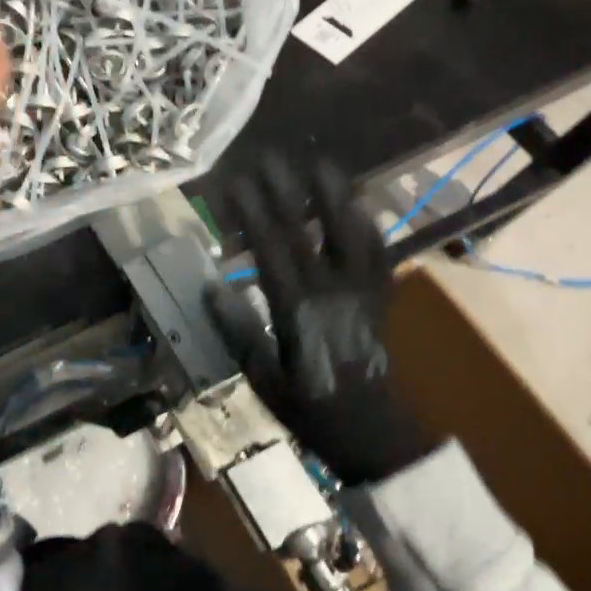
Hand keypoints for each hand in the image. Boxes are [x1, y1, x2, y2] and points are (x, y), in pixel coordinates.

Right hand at [204, 156, 436, 484]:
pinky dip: (370, 227)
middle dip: (286, 191)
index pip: (272, 250)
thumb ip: (238, 331)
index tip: (236, 182)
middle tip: (269, 157)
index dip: (253, 213)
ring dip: (334, 197)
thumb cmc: (309, 409)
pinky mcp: (380, 299)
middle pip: (308, 231)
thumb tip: (210, 287)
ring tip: (320, 164)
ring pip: (351, 234)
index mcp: (299, 311)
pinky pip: (380, 254)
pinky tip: (361, 207)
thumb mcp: (263, 379)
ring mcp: (363, 293)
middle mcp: (333, 292)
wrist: (374, 433)